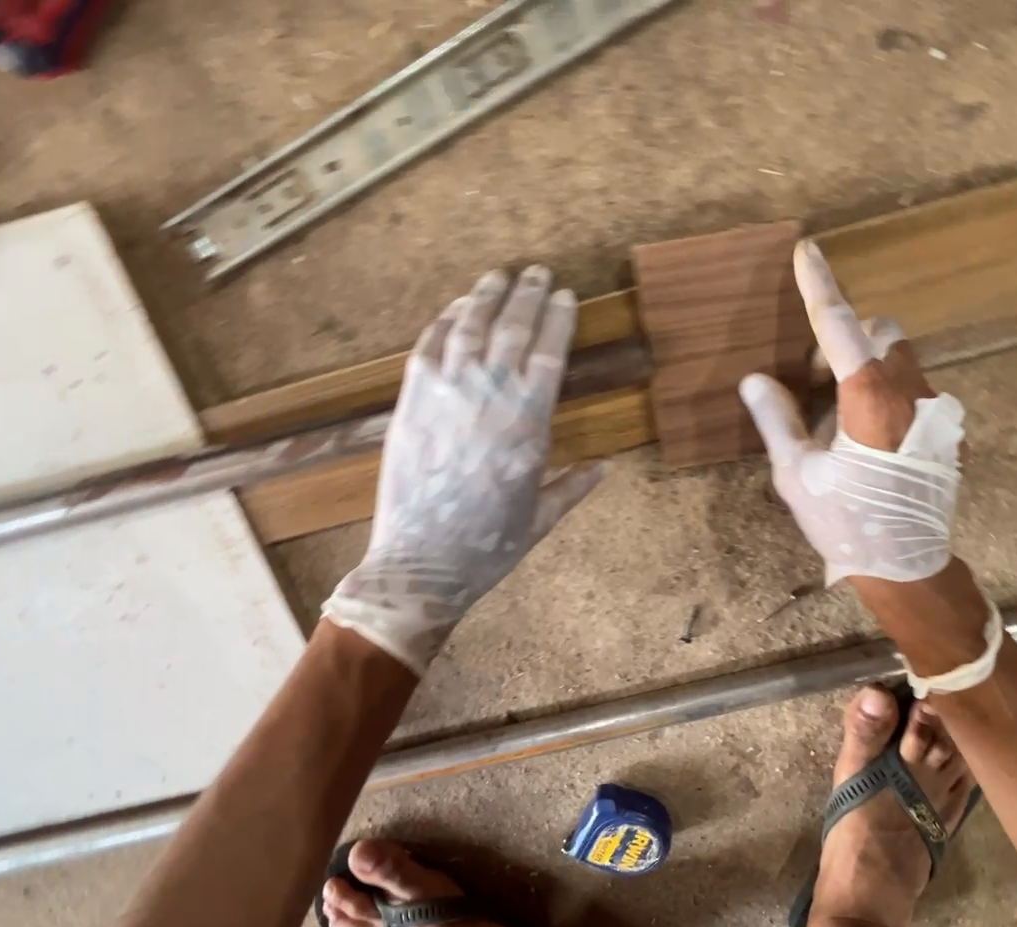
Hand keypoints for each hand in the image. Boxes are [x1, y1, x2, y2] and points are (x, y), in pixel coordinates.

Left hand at [322, 267, 603, 673]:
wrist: (421, 563)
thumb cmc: (488, 548)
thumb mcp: (541, 519)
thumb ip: (574, 487)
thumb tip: (605, 467)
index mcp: (530, 425)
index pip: (551, 352)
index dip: (559, 318)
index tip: (566, 295)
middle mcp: (490, 398)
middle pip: (512, 328)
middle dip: (528, 294)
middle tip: (537, 272)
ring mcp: (445, 395)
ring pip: (468, 327)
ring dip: (485, 296)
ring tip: (497, 276)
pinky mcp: (411, 403)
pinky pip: (428, 347)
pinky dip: (442, 322)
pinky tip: (454, 310)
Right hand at [739, 240, 995, 681]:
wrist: (906, 566)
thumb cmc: (845, 523)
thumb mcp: (796, 475)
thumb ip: (776, 419)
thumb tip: (755, 380)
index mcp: (869, 400)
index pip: (840, 326)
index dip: (819, 286)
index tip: (807, 251)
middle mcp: (911, 393)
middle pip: (882, 333)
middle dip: (848, 343)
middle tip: (818, 388)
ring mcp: (936, 412)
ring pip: (902, 359)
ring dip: (867, 372)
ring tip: (841, 423)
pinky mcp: (946, 430)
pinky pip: (914, 389)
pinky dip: (887, 396)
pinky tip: (869, 444)